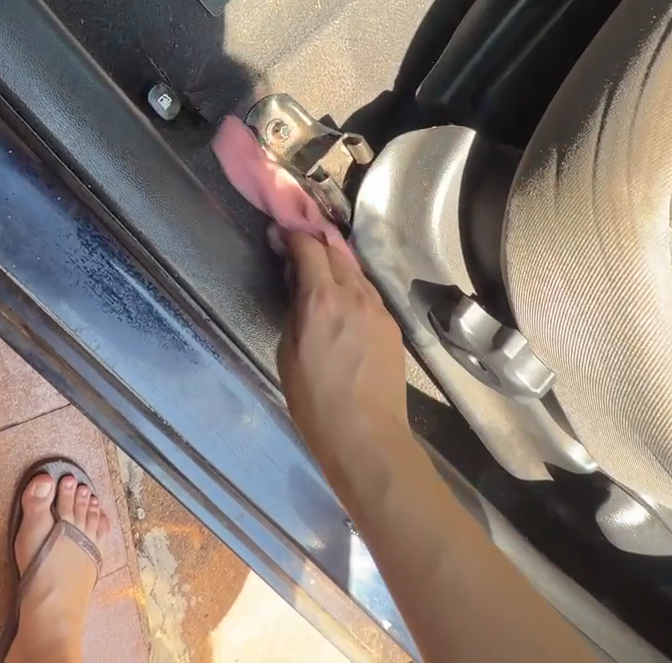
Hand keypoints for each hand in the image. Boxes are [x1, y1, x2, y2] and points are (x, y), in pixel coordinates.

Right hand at [277, 231, 413, 485]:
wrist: (367, 437)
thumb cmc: (315, 402)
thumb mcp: (288, 353)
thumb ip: (294, 311)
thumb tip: (297, 287)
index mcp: (322, 299)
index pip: (309, 248)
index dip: (292, 235)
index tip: (280, 233)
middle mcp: (354, 295)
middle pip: (335, 252)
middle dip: (315, 244)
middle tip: (297, 247)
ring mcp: (378, 309)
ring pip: (356, 271)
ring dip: (336, 264)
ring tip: (320, 272)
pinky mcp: (392, 326)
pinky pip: (369, 294)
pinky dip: (353, 287)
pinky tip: (343, 300)